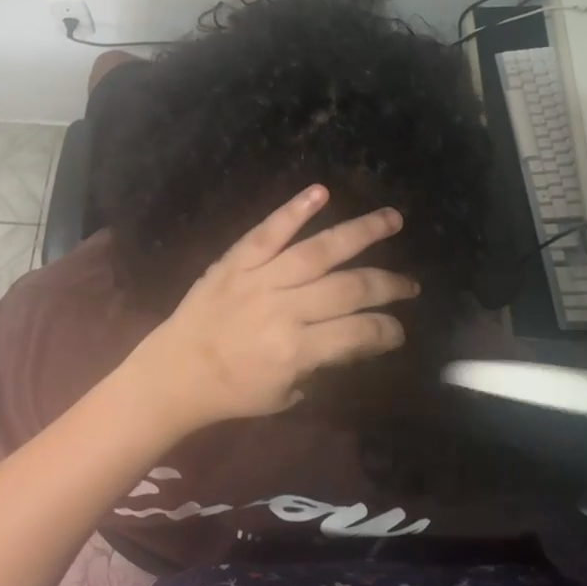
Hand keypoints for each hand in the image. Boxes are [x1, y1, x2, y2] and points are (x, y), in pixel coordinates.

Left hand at [116, 184, 417, 435]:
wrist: (176, 370)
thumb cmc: (234, 390)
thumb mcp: (287, 393)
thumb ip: (323, 364)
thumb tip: (360, 335)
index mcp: (296, 349)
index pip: (359, 332)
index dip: (387, 330)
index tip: (399, 329)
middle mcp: (283, 309)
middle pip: (348, 288)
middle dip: (386, 285)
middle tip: (410, 283)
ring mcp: (259, 279)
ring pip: (318, 250)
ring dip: (359, 233)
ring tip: (392, 219)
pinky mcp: (236, 260)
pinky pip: (269, 230)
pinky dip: (294, 209)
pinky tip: (321, 192)